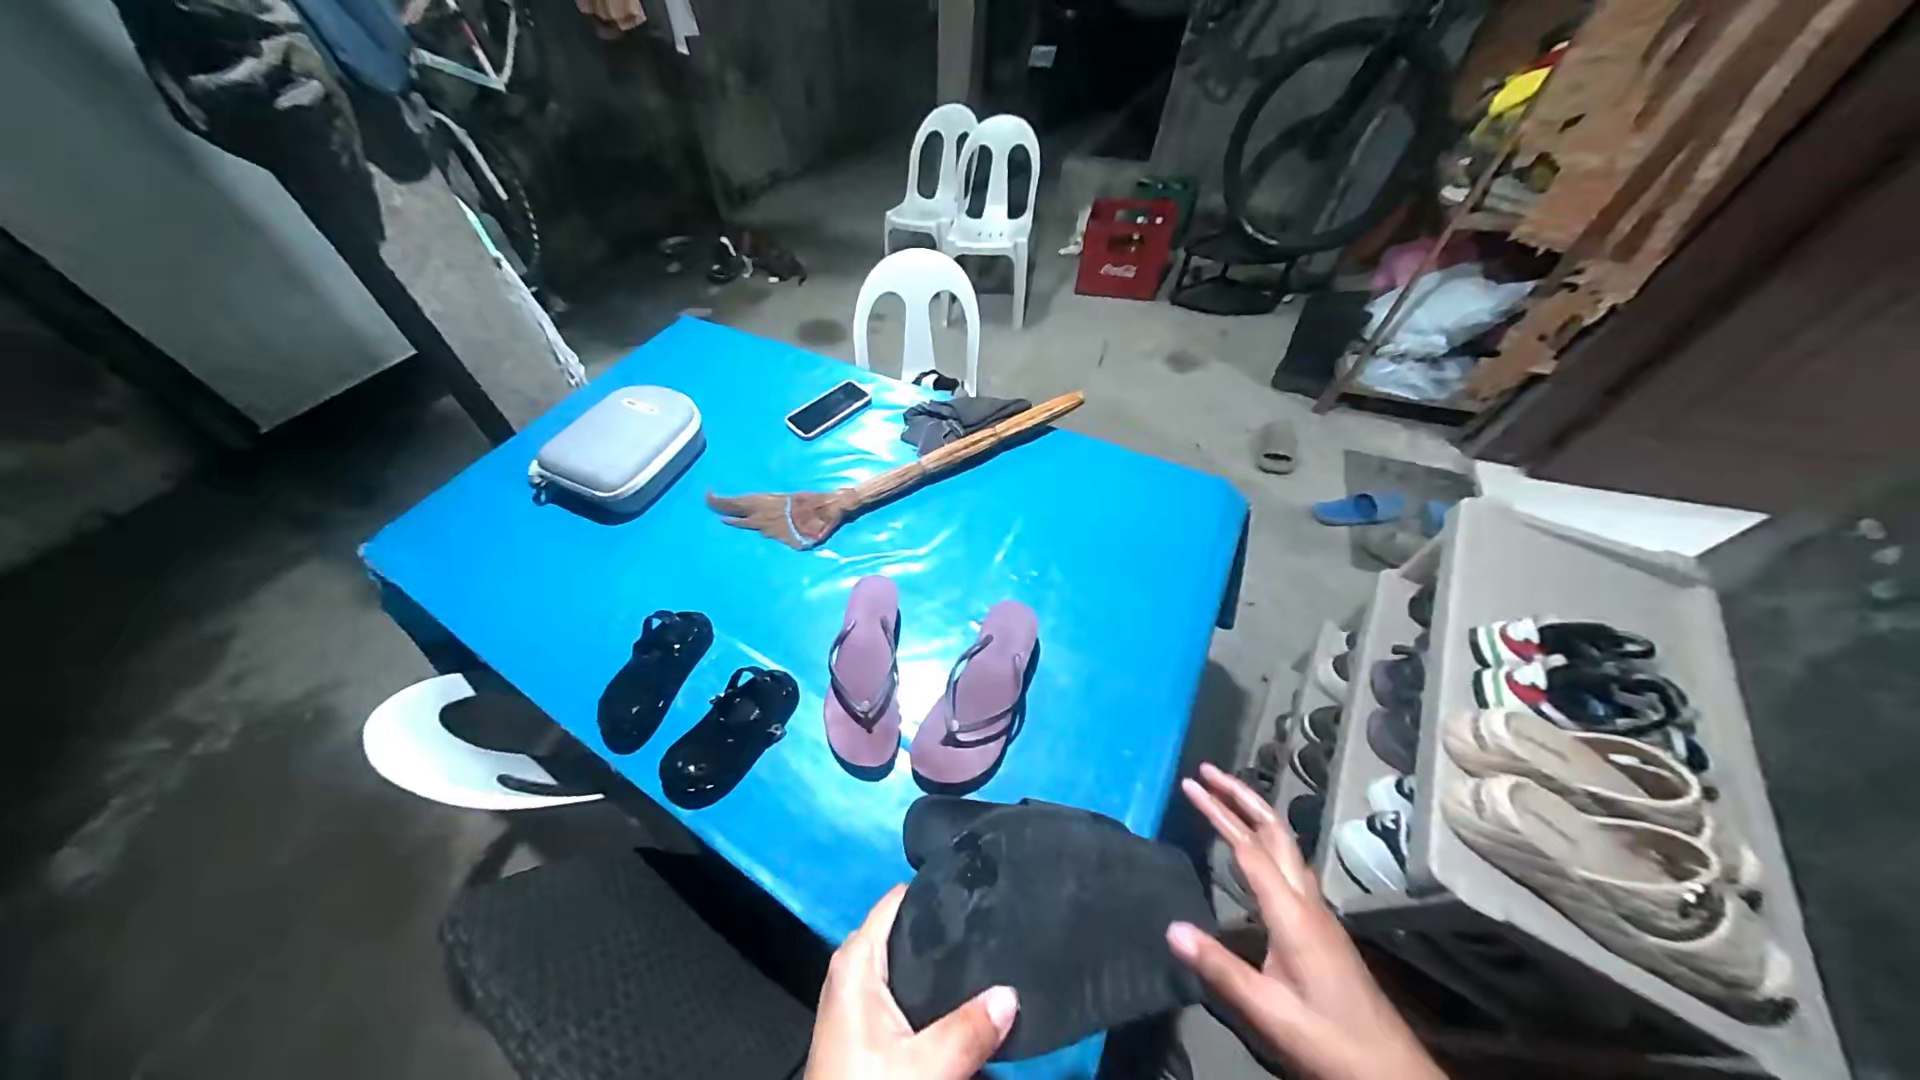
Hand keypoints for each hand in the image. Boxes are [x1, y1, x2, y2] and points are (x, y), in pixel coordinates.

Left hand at [806, 885, 1018, 1079]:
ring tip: (981, 953)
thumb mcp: (921, 1067)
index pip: (898, 899)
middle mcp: (852, 967)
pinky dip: (927, 986)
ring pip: (904, 959)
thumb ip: (967, 1031)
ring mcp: (856, 995)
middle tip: (987, 924)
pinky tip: (957, 995)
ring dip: (937, 962)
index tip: (975, 889)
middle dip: (942, 928)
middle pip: (905, 927)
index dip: (935, 891)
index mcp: (856, 958)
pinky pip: (901, 984)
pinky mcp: (864, 1023)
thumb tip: (1010, 996)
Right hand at [1167, 763, 1445, 1079]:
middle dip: (1241, 796)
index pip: (1249, 848)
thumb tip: (1171, 928)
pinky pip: (1289, 863)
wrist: (1393, 1072)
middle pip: (1275, 831)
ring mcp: (1318, 910)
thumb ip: (1220, 969)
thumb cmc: (1330, 1040)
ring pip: (1286, 845)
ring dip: (1254, 813)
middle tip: (1208, 773)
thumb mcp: (1269, 1011)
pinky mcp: (1320, 924)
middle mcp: (1307, 900)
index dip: (1218, 812)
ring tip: (1226, 796)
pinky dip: (1264, 839)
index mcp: (1292, 913)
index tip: (1190, 785)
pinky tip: (1253, 851)